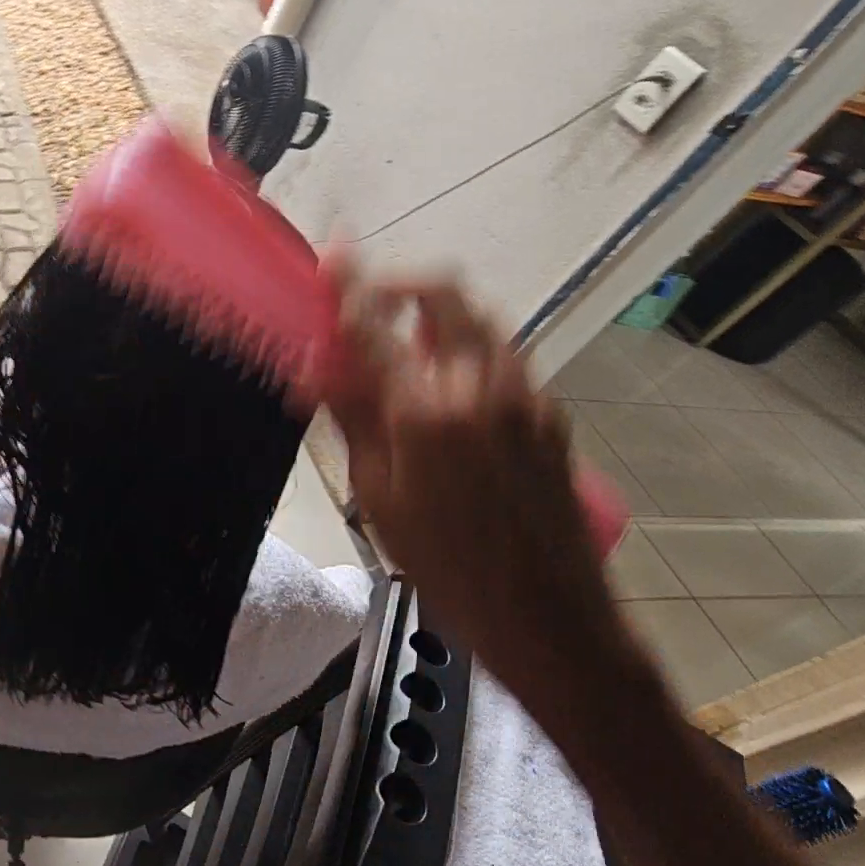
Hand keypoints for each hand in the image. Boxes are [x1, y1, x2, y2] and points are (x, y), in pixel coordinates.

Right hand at [324, 273, 612, 681]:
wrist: (548, 614)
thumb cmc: (443, 565)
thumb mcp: (377, 495)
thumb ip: (351, 417)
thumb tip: (316, 364)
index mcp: (426, 409)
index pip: (374, 326)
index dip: (348, 283)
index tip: (333, 251)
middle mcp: (481, 384)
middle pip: (444, 295)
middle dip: (401, 283)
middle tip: (368, 305)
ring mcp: (524, 393)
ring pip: (478, 320)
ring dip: (434, 316)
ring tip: (401, 351)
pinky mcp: (548, 412)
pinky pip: (500, 356)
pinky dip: (463, 350)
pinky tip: (444, 394)